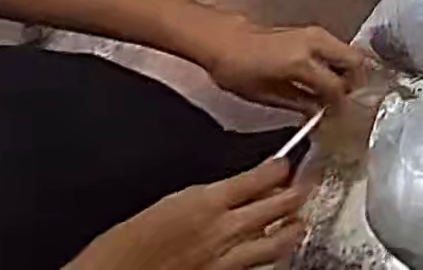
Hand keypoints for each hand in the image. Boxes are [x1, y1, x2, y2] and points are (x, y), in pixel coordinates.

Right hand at [66, 158, 306, 269]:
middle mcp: (224, 231)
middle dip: (300, 190)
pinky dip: (267, 259)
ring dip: (293, 227)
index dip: (284, 165)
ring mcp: (224, 262)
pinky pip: (257, 268)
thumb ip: (214, 193)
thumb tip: (246, 184)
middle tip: (302, 186)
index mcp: (210, 203)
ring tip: (295, 221)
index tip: (285, 163)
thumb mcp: (169, 204)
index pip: (270, 172)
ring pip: (282, 240)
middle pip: (286, 201)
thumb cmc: (120, 249)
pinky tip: (267, 254)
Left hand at [196, 21, 368, 112]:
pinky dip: (341, 62)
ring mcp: (319, 34)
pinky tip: (330, 76)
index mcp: (300, 62)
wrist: (229, 42)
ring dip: (350, 71)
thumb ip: (298, 102)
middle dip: (354, 82)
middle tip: (346, 100)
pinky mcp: (317, 31)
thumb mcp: (265, 94)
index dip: (339, 103)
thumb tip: (319, 113)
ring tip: (339, 90)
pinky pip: (340, 47)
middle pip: (354, 60)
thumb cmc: (239, 72)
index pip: (334, 85)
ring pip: (350, 51)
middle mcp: (316, 44)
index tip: (338, 116)